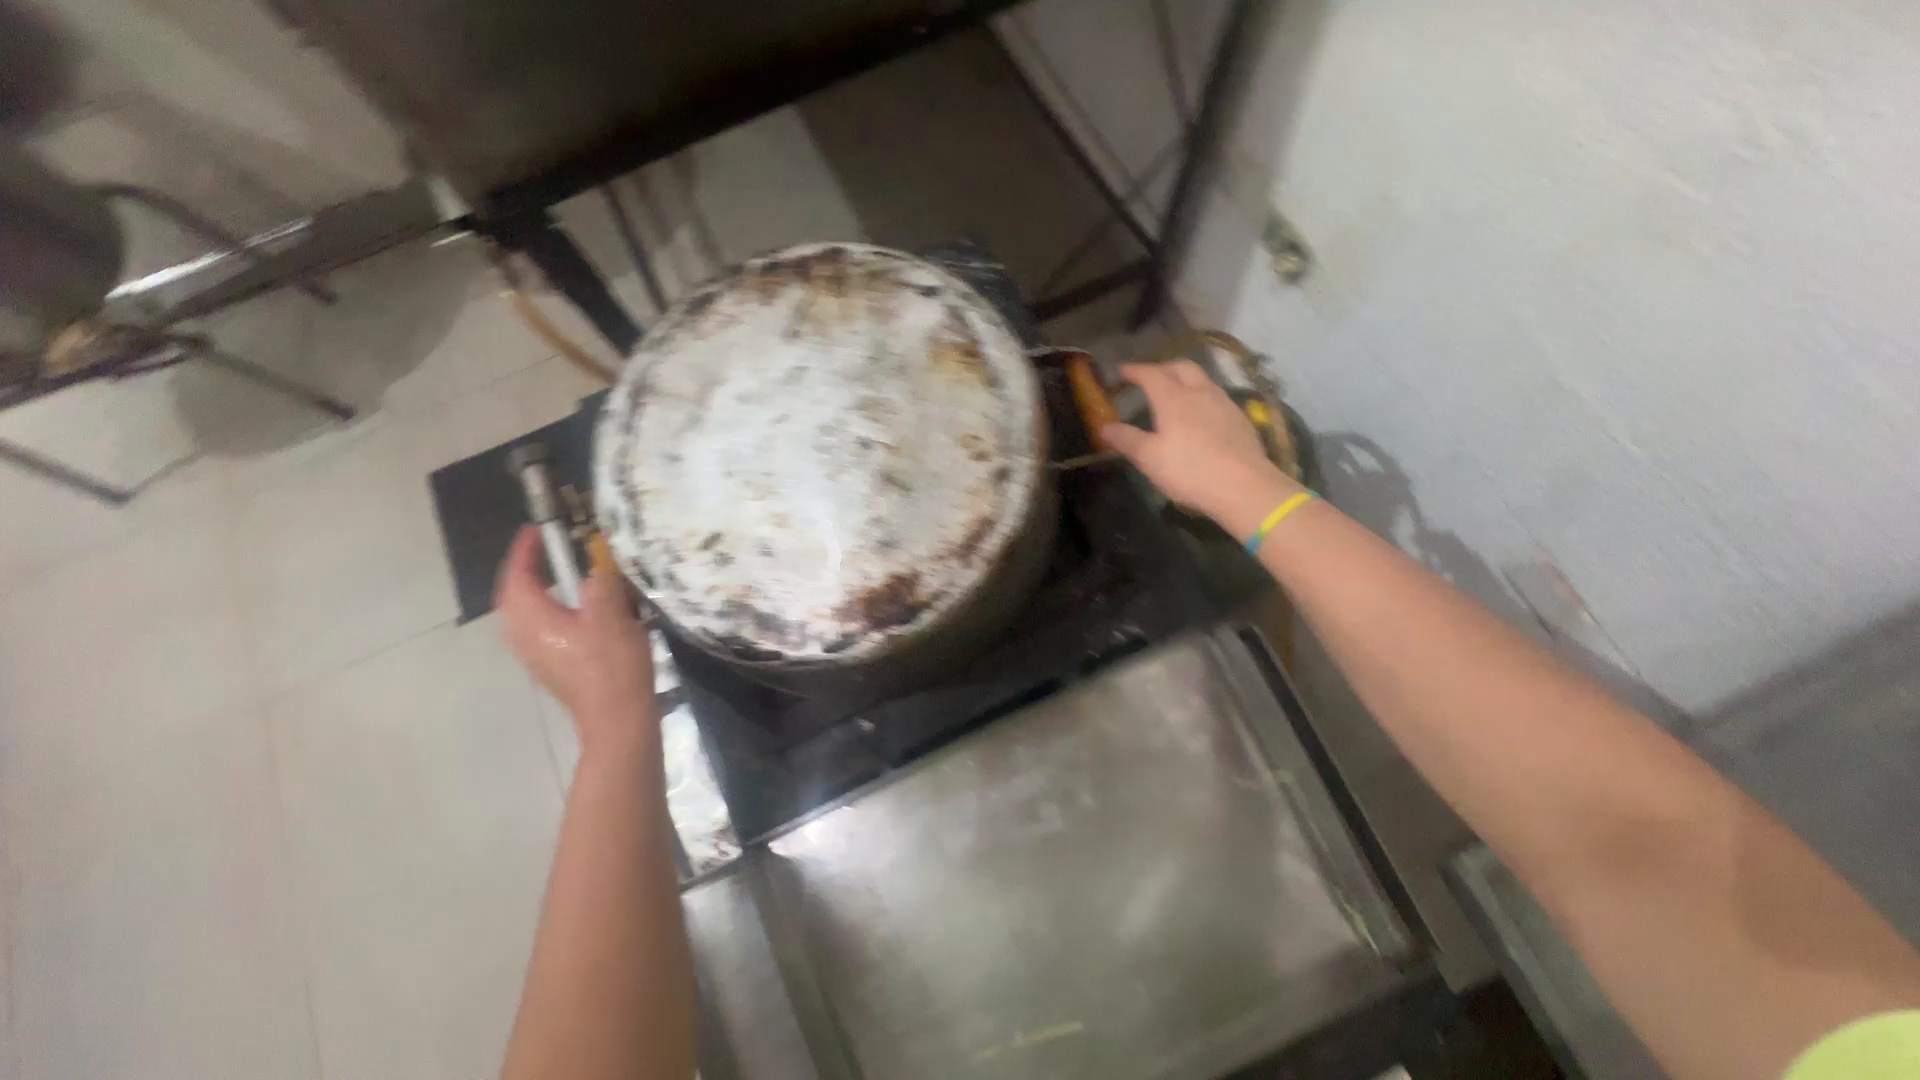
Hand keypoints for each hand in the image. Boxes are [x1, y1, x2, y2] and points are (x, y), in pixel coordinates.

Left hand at [495, 526, 657, 754]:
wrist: (617, 719)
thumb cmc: (611, 664)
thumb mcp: (612, 612)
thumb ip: (601, 582)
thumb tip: (598, 570)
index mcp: (532, 619)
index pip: (517, 574)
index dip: (525, 550)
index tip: (538, 529)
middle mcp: (523, 636)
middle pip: (516, 595)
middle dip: (529, 570)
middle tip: (549, 551)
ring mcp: (535, 656)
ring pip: (529, 613)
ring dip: (543, 592)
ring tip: (566, 577)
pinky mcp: (551, 668)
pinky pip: (544, 629)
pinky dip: (556, 611)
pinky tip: (583, 612)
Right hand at [1102, 360, 1302, 541]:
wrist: (1244, 486)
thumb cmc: (1190, 471)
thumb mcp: (1150, 459)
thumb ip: (1127, 440)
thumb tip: (1105, 428)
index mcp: (1173, 398)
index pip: (1151, 374)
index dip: (1135, 370)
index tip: (1122, 371)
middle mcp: (1200, 392)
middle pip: (1181, 367)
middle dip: (1162, 368)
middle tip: (1150, 378)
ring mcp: (1224, 403)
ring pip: (1203, 380)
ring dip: (1186, 380)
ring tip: (1176, 393)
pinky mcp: (1241, 418)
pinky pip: (1217, 397)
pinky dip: (1203, 397)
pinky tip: (1202, 415)